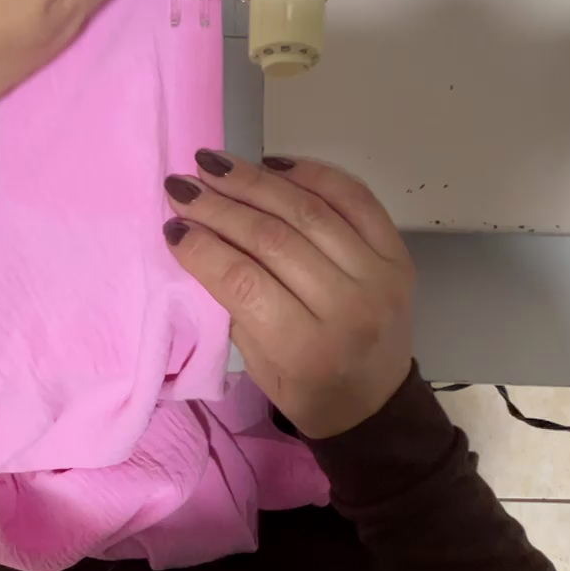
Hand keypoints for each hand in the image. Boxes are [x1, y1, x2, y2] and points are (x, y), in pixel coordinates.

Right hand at [163, 151, 414, 438]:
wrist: (377, 405)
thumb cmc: (310, 393)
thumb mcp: (261, 369)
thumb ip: (236, 308)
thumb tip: (203, 241)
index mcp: (307, 351)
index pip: (244, 283)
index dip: (204, 249)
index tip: (172, 226)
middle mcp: (348, 308)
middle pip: (273, 240)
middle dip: (220, 207)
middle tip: (184, 186)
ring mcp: (379, 276)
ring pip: (309, 211)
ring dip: (255, 182)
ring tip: (216, 165)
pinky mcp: (398, 254)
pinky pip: (354, 198)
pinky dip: (312, 174)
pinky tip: (273, 165)